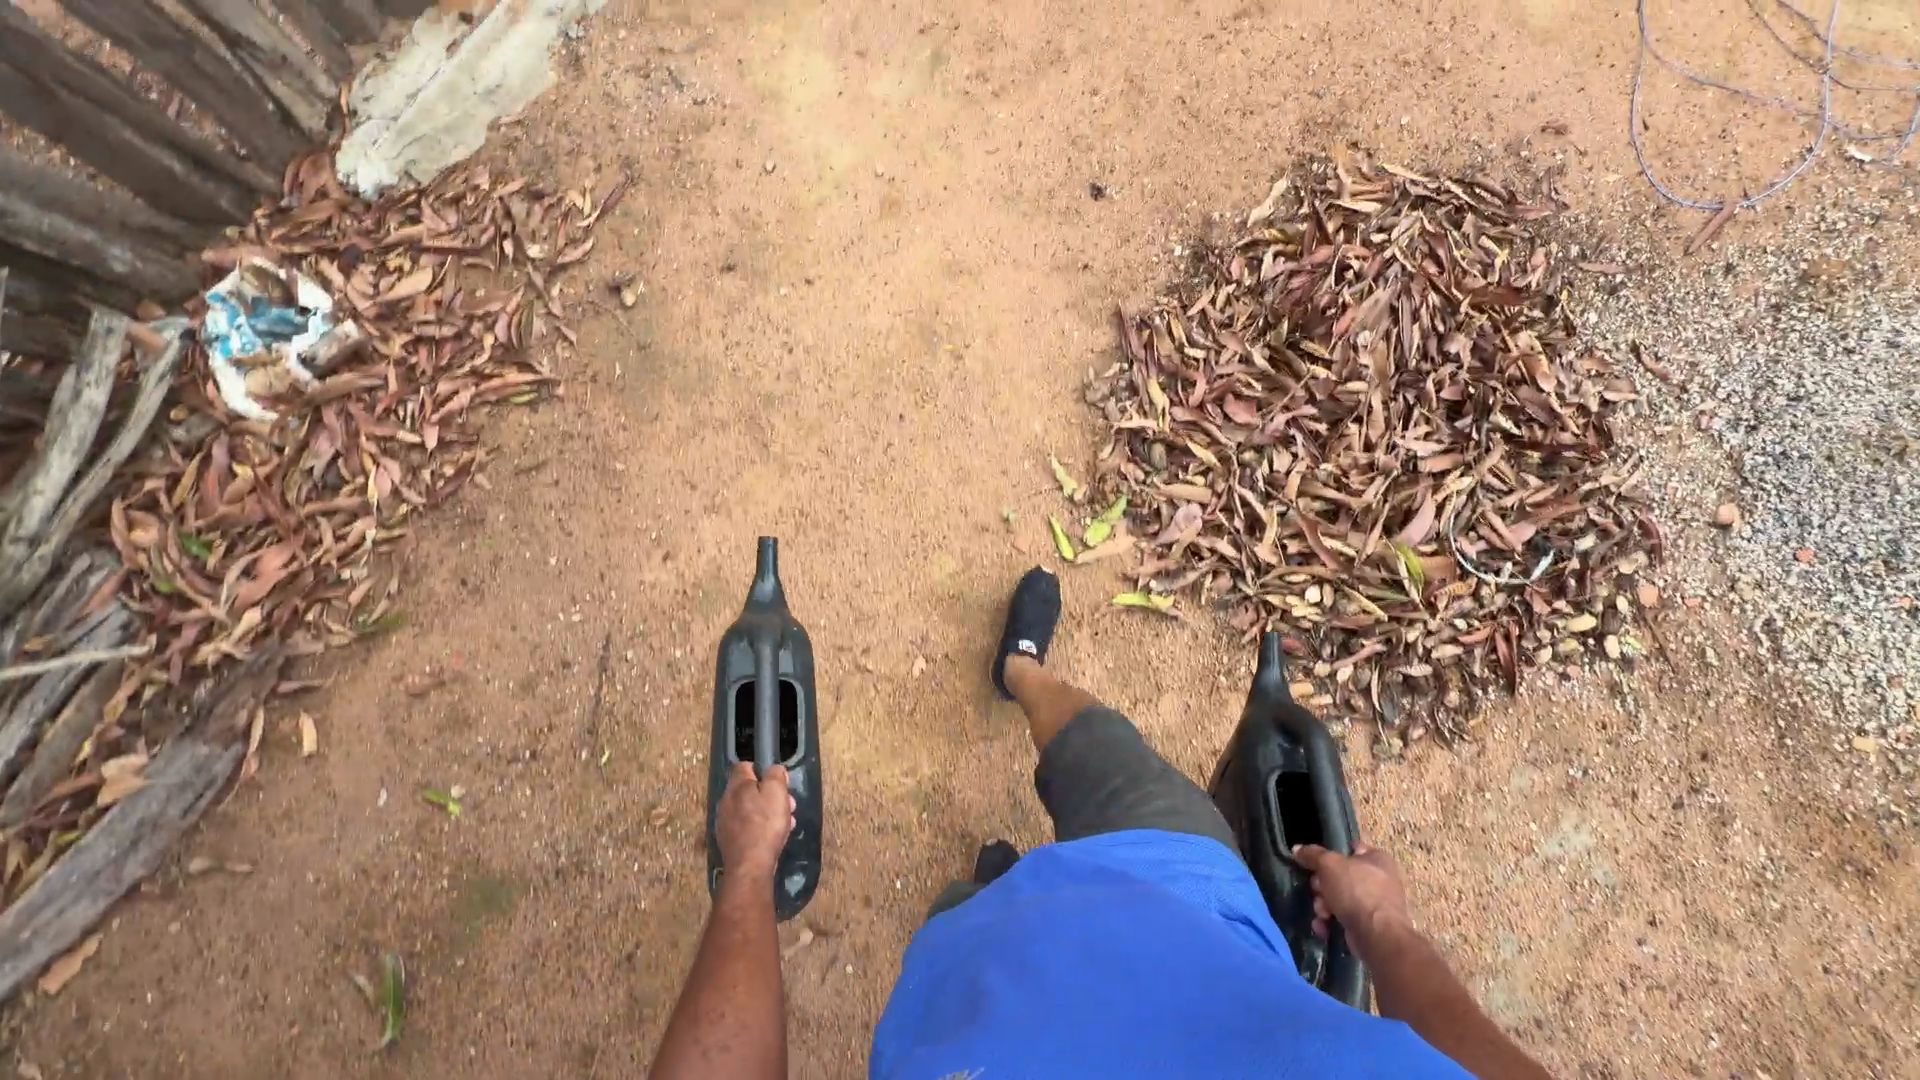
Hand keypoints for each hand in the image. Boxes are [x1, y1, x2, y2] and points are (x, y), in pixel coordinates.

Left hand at [716, 762, 794, 881]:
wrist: (750, 865)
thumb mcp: (776, 792)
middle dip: (770, 794)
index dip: (762, 769)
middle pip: (749, 789)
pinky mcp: (729, 839)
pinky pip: (747, 825)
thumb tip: (774, 769)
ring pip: (750, 808)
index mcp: (737, 785)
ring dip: (768, 812)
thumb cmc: (765, 825)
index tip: (777, 781)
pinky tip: (773, 837)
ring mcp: (725, 821)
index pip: (745, 765)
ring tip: (786, 823)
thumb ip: (775, 774)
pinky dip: (760, 827)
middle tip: (787, 805)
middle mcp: (726, 800)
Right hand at [1292, 842, 1414, 960]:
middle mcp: (1379, 880)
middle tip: (1318, 890)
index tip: (1314, 861)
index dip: (1330, 852)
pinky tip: (1324, 926)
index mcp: (1377, 859)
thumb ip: (1312, 854)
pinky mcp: (1368, 925)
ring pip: (1337, 898)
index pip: (1349, 848)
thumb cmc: (1356, 891)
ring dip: (1323, 905)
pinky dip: (1330, 921)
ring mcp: (1374, 904)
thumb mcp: (1329, 864)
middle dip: (1321, 886)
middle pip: (1338, 875)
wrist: (1377, 936)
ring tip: (1322, 913)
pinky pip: (1342, 917)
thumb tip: (1297, 849)